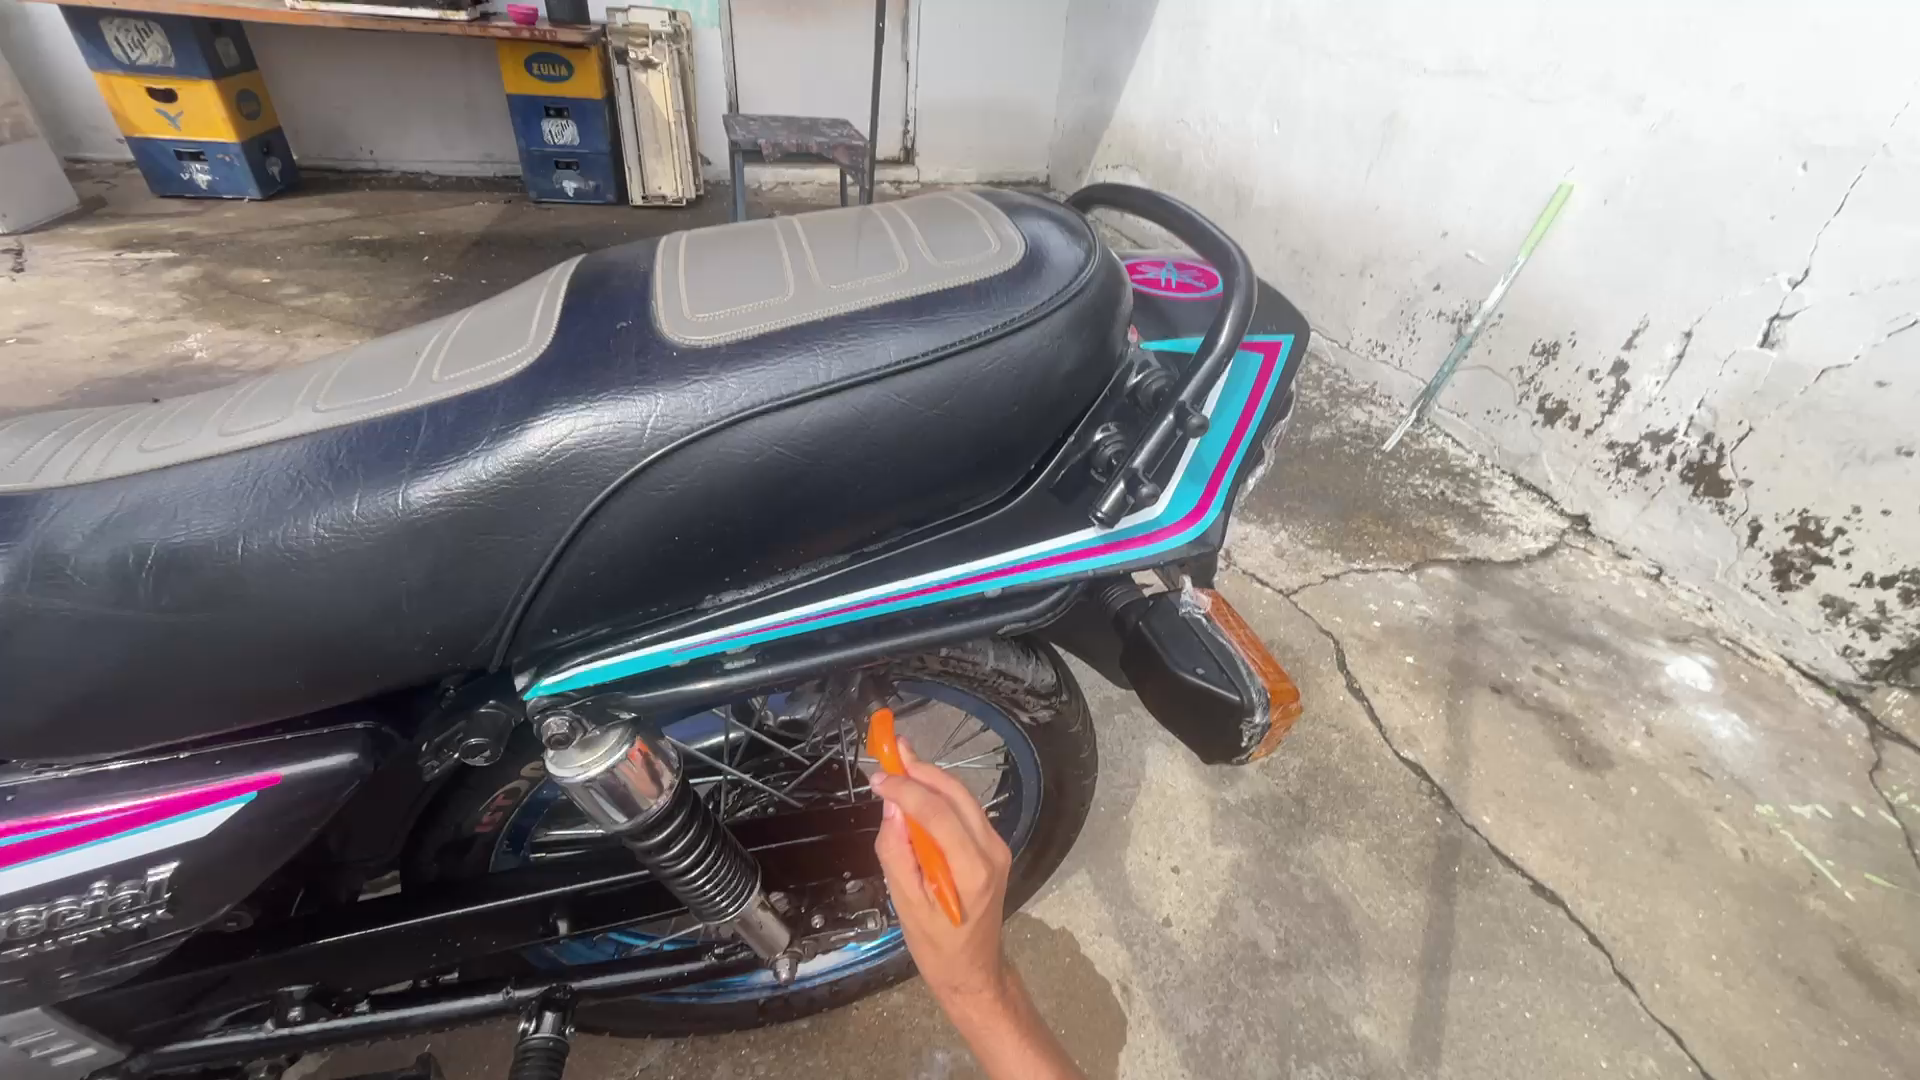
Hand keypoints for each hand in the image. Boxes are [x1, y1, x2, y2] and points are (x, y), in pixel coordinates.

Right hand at [870, 736, 1014, 1006]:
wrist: (975, 971)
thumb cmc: (936, 947)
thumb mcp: (905, 905)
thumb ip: (896, 853)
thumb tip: (891, 807)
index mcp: (972, 869)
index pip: (938, 813)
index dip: (907, 789)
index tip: (878, 778)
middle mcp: (991, 850)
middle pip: (956, 795)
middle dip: (922, 769)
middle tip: (892, 750)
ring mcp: (997, 846)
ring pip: (963, 798)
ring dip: (931, 778)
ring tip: (901, 761)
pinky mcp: (993, 846)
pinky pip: (965, 811)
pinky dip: (940, 796)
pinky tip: (918, 790)